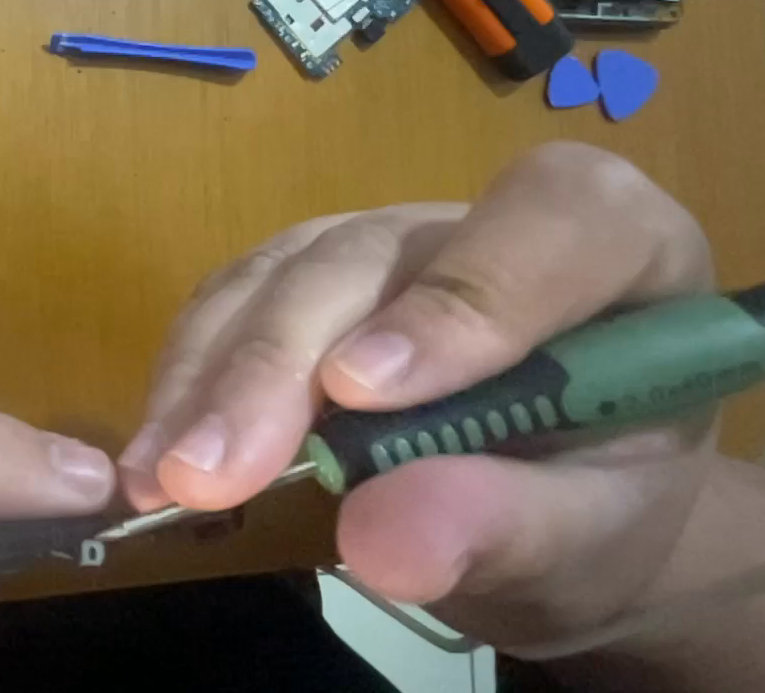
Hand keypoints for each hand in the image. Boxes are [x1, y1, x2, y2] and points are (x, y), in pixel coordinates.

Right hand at [118, 143, 716, 646]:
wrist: (526, 495)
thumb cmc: (585, 508)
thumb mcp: (582, 539)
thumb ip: (506, 529)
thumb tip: (379, 543)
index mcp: (605, 252)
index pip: (550, 221)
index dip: (461, 296)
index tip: (361, 394)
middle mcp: (459, 225)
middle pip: (356, 261)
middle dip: (274, 368)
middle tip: (210, 474)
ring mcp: (357, 245)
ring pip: (267, 278)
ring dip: (207, 381)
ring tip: (163, 476)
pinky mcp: (284, 274)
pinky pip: (221, 307)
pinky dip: (184, 383)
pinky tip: (159, 450)